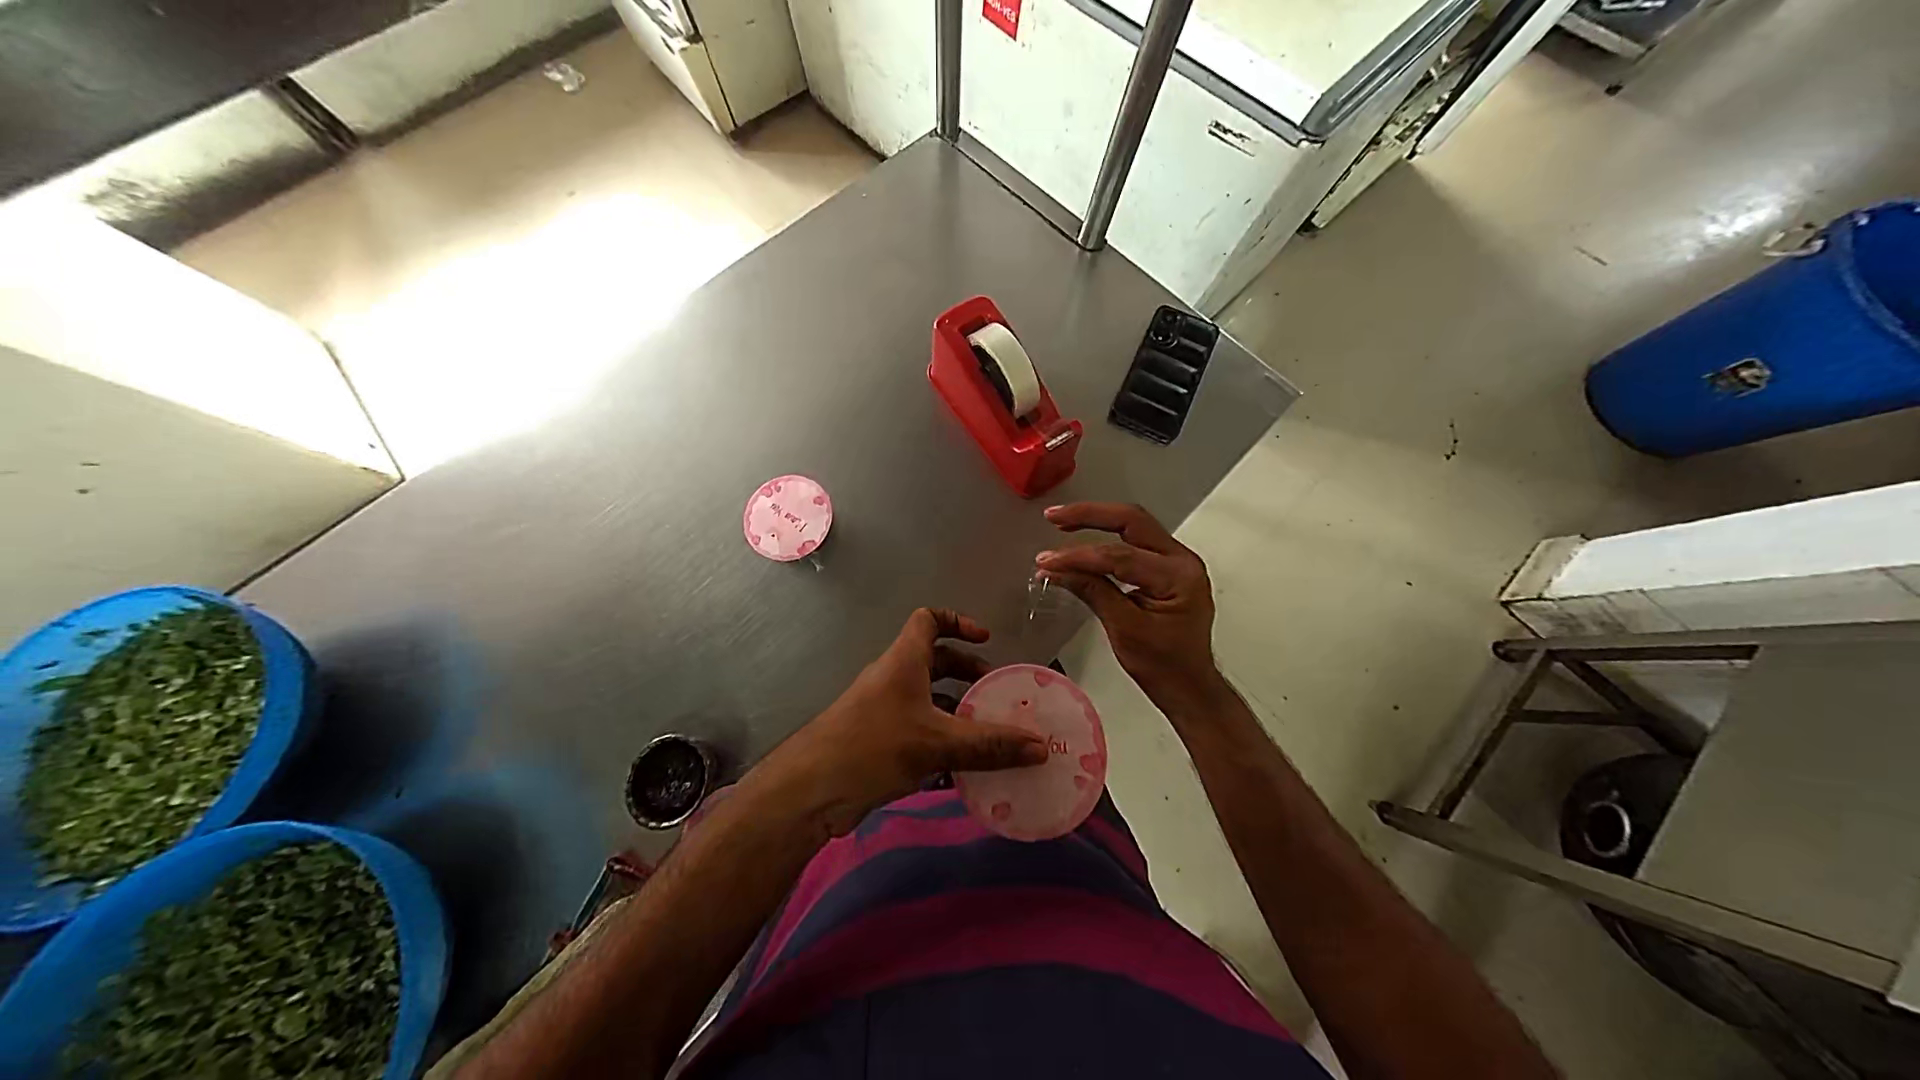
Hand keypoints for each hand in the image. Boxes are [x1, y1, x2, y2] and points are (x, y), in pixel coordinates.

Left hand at [756, 609, 1046, 833]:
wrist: (811, 789)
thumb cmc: (873, 746)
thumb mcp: (937, 743)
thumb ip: (989, 745)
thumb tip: (1041, 746)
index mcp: (904, 661)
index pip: (929, 620)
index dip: (959, 622)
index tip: (986, 641)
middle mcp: (893, 679)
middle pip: (934, 661)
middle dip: (966, 673)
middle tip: (994, 693)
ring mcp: (883, 710)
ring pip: (927, 699)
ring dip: (955, 711)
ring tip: (987, 732)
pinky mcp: (878, 742)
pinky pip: (918, 731)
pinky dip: (941, 742)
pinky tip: (964, 769)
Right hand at [1036, 503, 1225, 710]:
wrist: (1189, 686)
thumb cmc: (1163, 666)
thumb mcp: (1125, 630)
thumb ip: (1093, 591)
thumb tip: (1055, 569)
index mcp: (1178, 576)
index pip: (1120, 556)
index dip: (1079, 556)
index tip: (1046, 562)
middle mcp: (1182, 559)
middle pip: (1132, 521)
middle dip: (1090, 516)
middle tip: (1054, 517)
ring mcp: (1177, 561)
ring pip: (1134, 526)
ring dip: (1097, 522)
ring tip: (1062, 523)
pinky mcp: (1167, 568)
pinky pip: (1135, 542)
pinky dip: (1107, 539)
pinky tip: (1083, 541)